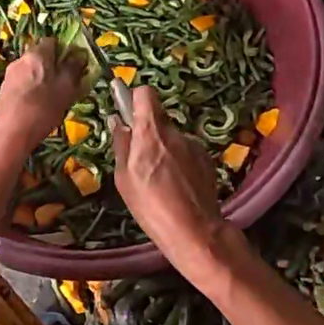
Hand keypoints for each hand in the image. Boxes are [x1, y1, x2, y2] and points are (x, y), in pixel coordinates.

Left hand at [0, 38, 85, 157]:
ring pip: (31, 72)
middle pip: (41, 57)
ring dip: (43, 80)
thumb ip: (73, 69)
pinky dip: (32, 91)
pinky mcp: (3, 91)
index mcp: (36, 54)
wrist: (9, 135)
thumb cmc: (42, 109)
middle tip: (66, 85)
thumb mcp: (66, 89)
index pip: (53, 41)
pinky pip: (22, 85)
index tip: (74, 67)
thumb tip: (79, 55)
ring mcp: (9, 76)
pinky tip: (37, 108)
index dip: (65, 52)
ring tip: (53, 100)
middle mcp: (20, 60)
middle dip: (54, 68)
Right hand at [112, 86, 226, 257]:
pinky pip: (186, 151)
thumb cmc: (150, 206)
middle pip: (158, 119)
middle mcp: (175, 132)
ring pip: (173, 137)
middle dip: (148, 132)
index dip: (135, 99)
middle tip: (140, 158)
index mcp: (150, 132)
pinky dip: (179, 161)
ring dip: (164, 149)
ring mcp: (194, 145)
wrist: (194, 230)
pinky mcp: (206, 159)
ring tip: (159, 179)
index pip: (145, 93)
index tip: (129, 114)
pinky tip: (177, 185)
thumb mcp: (124, 178)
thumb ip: (122, 144)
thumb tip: (117, 121)